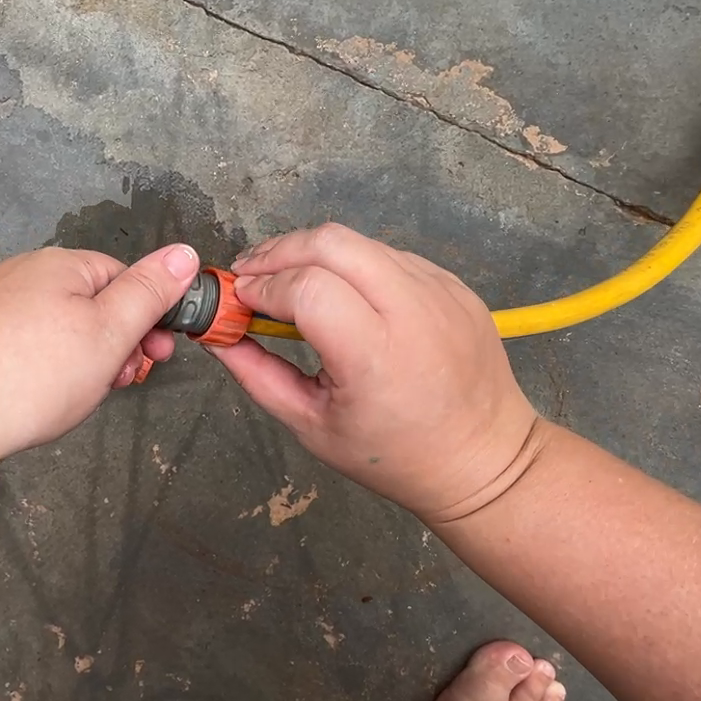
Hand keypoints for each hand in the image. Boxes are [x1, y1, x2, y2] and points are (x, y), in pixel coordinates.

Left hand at [0, 244, 201, 467]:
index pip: (124, 277)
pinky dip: (48, 364)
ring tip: (81, 395)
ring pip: (62, 325)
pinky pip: (29, 340)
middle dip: (116, 342)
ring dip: (85, 357)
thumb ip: (150, 291)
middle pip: (92, 301)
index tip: (156, 358)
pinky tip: (43, 394)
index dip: (148, 317)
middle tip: (118, 383)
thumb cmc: (36, 375)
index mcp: (61, 263)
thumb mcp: (109, 332)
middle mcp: (25, 271)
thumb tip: (185, 251)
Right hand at [207, 224, 538, 522]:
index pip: (307, 288)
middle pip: (331, 242)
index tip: (238, 299)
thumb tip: (215, 333)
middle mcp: (414, 309)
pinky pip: (386, 255)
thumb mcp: (309, 425)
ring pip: (358, 241)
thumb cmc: (392, 455)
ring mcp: (441, 289)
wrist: (486, 459)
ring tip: (284, 279)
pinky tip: (336, 291)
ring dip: (310, 252)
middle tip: (249, 274)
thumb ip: (255, 373)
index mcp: (376, 355)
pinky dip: (348, 264)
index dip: (263, 286)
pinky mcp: (453, 283)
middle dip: (277, 250)